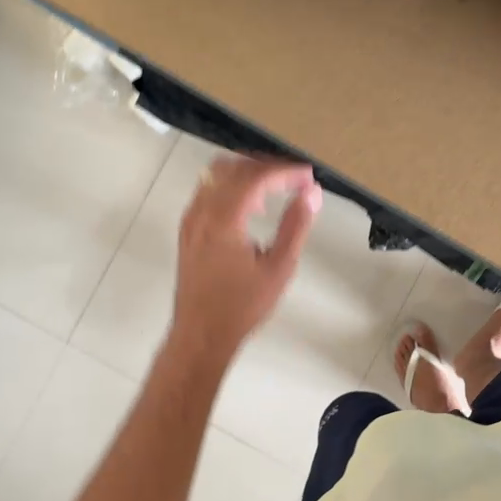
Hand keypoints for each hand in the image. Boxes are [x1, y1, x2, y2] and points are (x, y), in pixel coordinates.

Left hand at [168, 154, 323, 356]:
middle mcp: (202, 212)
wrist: (201, 335)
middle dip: (266, 165)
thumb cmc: (243, 306)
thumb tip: (312, 194)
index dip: (285, 171)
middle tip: (294, 178)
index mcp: (224, 219)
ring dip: (246, 173)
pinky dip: (230, 187)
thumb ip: (295, 226)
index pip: (256, 177)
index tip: (309, 176)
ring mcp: (190, 220)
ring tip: (275, 189)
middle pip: (233, 167)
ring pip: (216, 175)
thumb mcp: (279, 267)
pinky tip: (250, 207)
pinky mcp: (187, 230)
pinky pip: (207, 191)